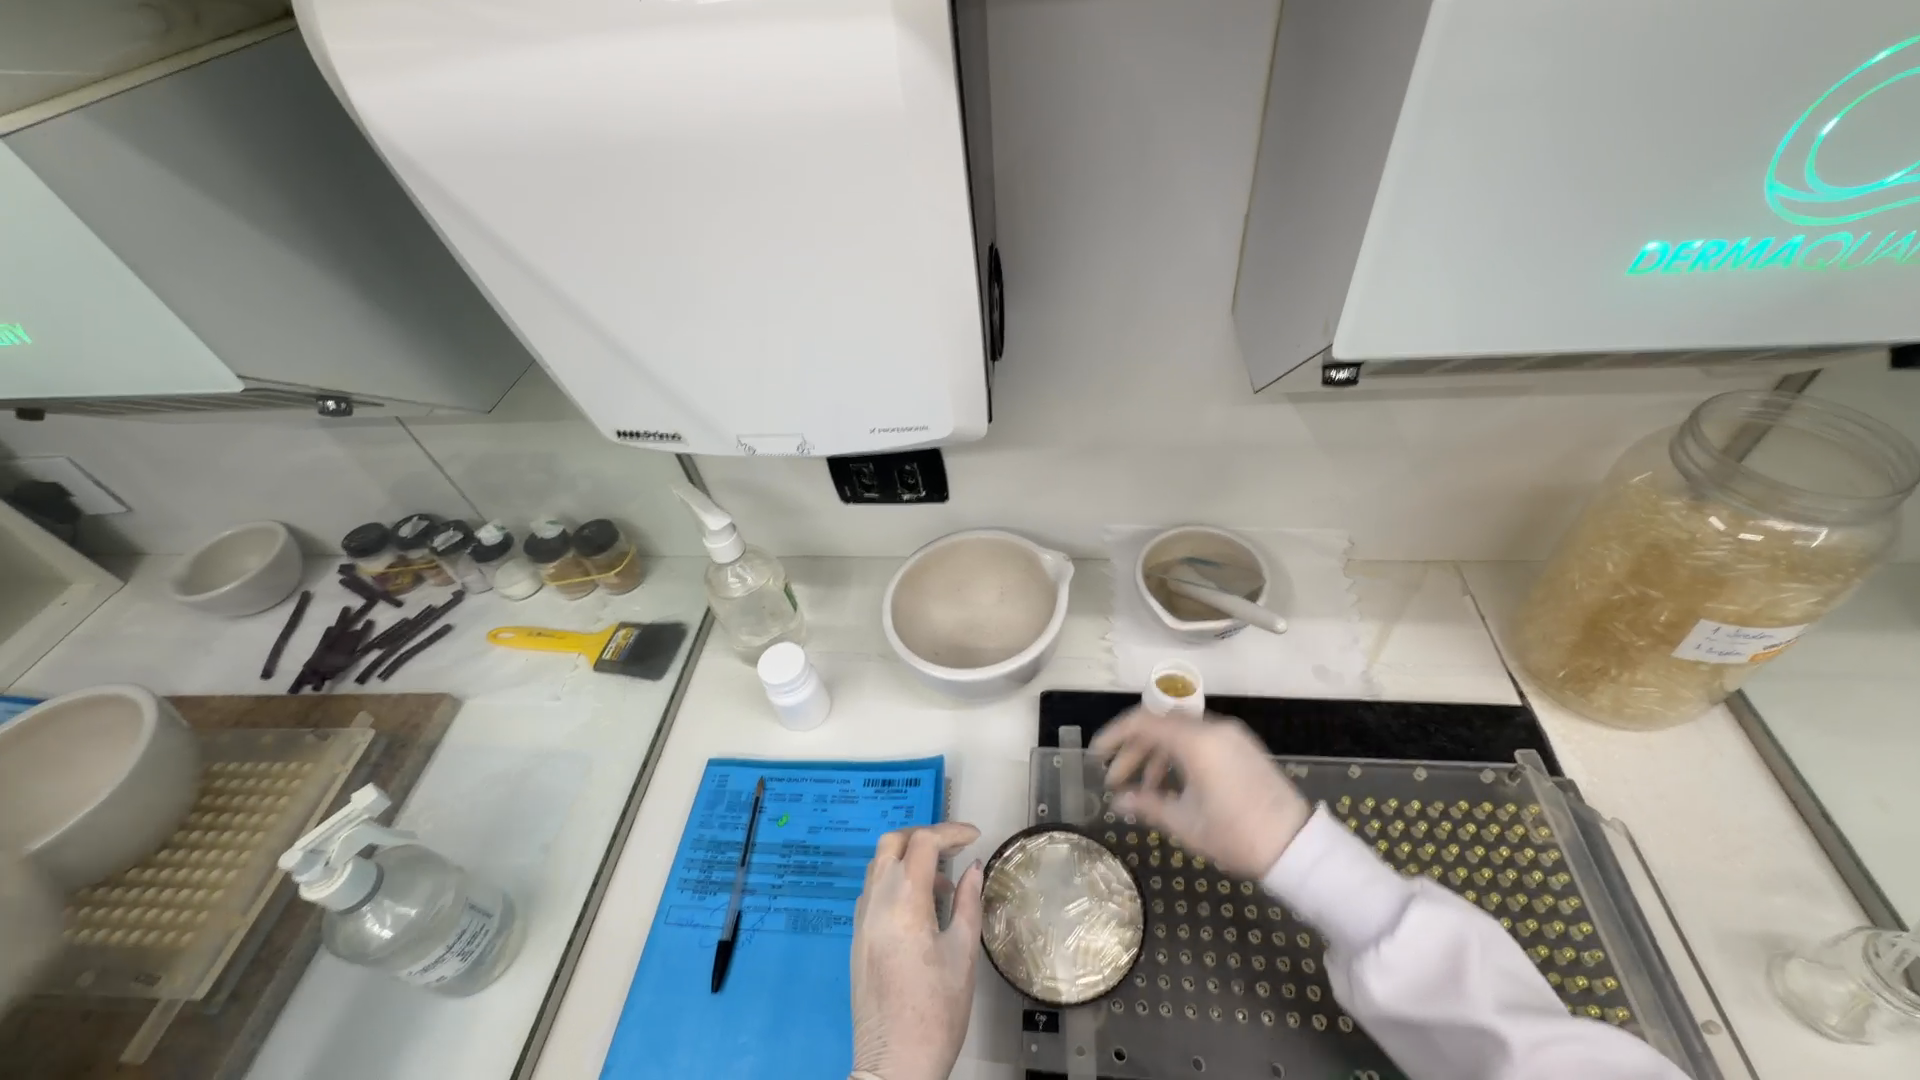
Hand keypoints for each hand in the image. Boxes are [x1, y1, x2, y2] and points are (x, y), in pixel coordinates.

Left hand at [851, 822, 984, 1079]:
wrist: (895, 1063)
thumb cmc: (937, 1010)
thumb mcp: (963, 953)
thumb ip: (968, 903)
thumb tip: (973, 868)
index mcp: (903, 900)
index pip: (923, 842)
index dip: (951, 832)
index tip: (975, 837)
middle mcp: (875, 900)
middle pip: (891, 843)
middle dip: (923, 836)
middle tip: (953, 847)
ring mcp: (861, 919)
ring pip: (878, 865)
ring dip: (907, 858)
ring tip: (941, 884)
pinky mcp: (856, 938)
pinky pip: (871, 890)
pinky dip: (894, 881)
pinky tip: (919, 907)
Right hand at [1089, 708, 1310, 878]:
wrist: (1297, 847)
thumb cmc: (1236, 835)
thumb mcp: (1185, 823)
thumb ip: (1147, 806)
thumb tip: (1118, 802)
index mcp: (1196, 742)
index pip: (1143, 723)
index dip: (1115, 736)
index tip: (1096, 755)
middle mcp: (1213, 729)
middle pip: (1160, 726)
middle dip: (1133, 751)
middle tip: (1115, 781)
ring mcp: (1231, 736)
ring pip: (1180, 733)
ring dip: (1155, 755)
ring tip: (1142, 790)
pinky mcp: (1242, 748)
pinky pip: (1199, 741)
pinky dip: (1178, 756)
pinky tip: (1171, 786)